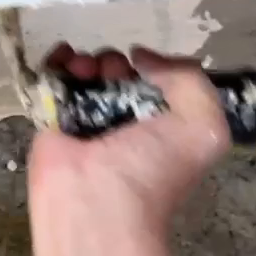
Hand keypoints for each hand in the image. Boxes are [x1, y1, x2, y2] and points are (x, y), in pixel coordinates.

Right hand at [27, 45, 230, 232]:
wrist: (94, 200)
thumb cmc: (151, 169)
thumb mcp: (204, 128)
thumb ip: (190, 80)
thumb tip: (140, 56)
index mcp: (162, 126)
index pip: (155, 81)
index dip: (151, 65)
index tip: (141, 66)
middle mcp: (124, 121)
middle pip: (116, 72)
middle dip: (113, 62)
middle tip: (110, 73)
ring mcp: (85, 117)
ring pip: (84, 70)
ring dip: (84, 59)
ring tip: (83, 69)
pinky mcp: (52, 114)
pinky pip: (52, 76)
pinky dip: (56, 60)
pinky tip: (62, 59)